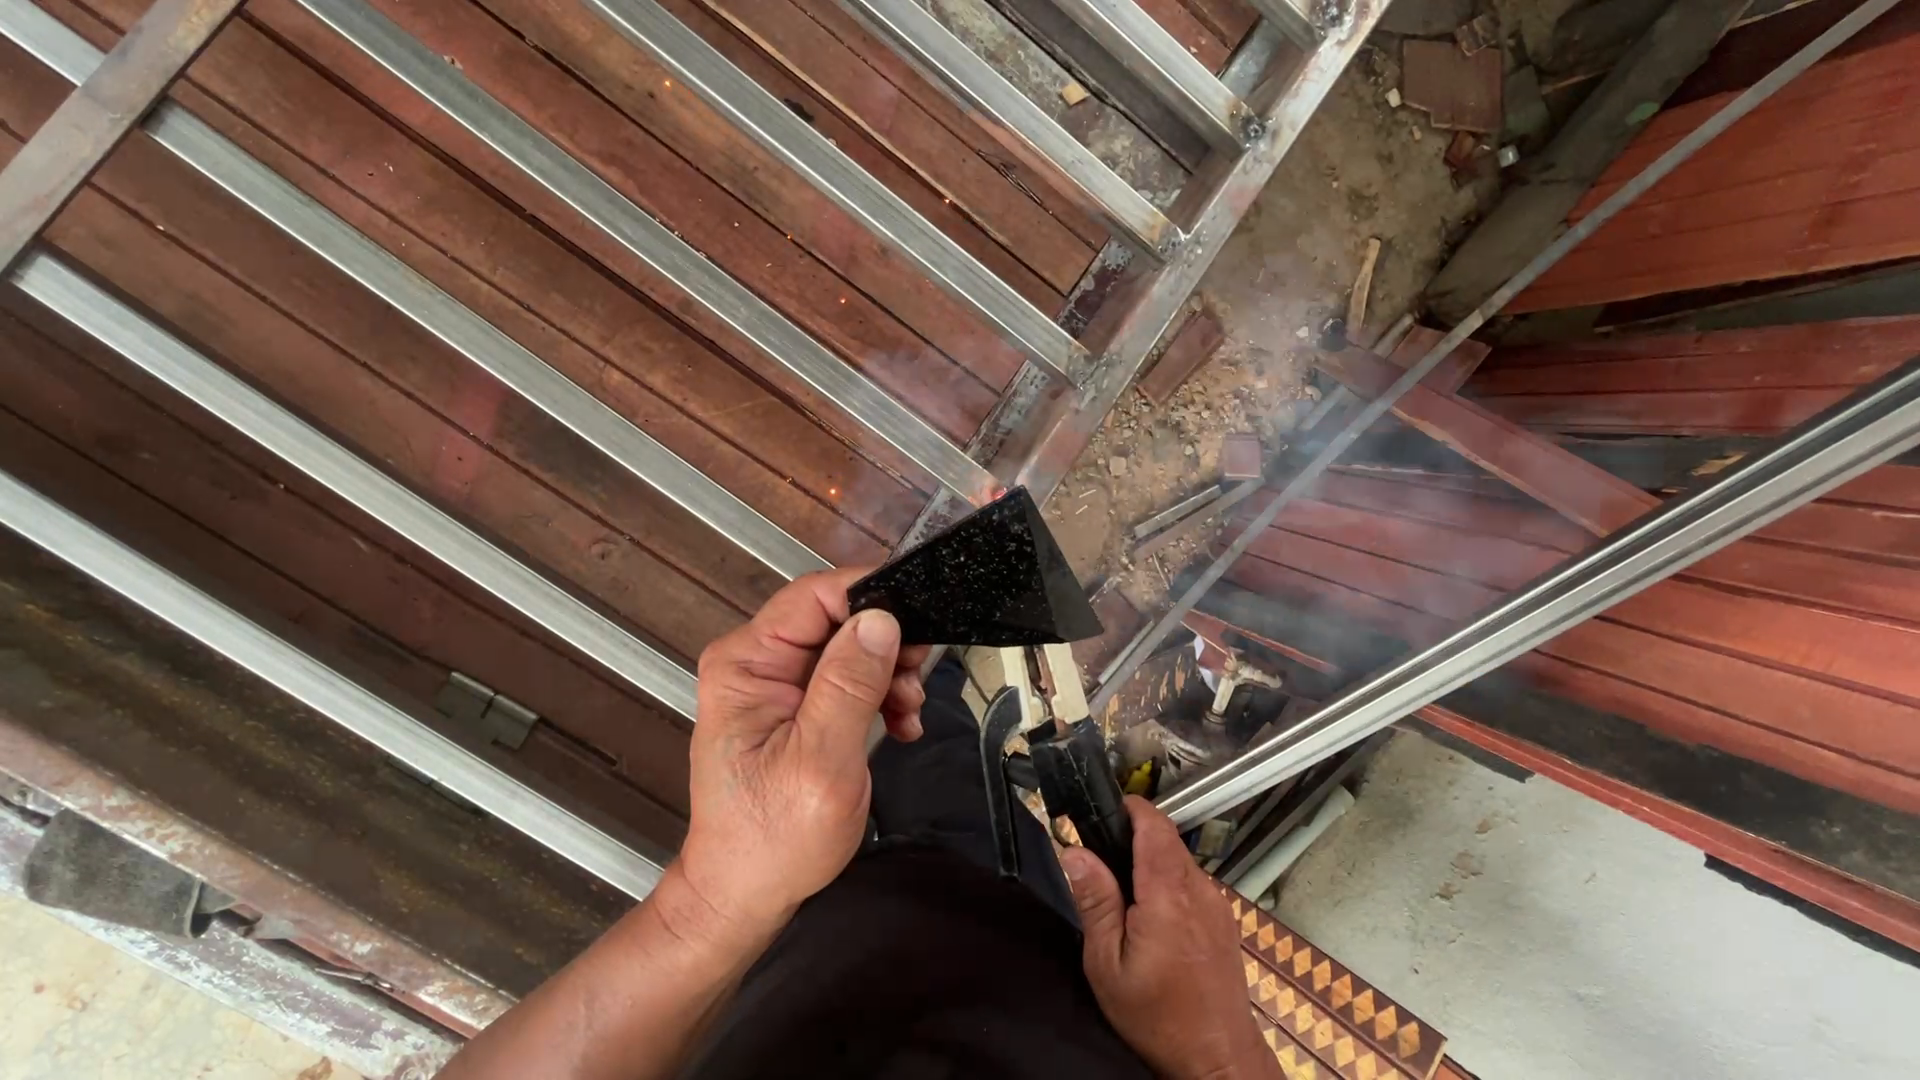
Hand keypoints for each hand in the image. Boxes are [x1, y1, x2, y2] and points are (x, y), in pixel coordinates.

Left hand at [676, 569, 930, 939]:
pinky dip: (881, 694)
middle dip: (885, 643)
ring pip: (850, 646)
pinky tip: (898, 722)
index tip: (917, 619)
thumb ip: (849, 686)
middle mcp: (757, 663)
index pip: (814, 596)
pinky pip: (849, 676)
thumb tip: (880, 620)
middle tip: (914, 679)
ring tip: (907, 711)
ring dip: (888, 673)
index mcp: (747, 664)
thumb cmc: (773, 838)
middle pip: (835, 618)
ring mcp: (776, 683)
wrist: (747, 891)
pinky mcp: (796, 704)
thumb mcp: (820, 761)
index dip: (870, 597)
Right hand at [1062, 797, 1281, 1079]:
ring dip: (1152, 863)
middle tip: (1100, 860)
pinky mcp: (1224, 921)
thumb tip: (1074, 851)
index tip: (1102, 811)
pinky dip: (1169, 885)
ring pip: (1180, 861)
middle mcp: (1199, 889)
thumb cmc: (1156, 1016)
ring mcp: (1217, 904)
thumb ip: (1095, 902)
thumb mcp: (1107, 964)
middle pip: (1166, 839)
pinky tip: (1153, 919)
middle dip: (1134, 837)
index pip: (1154, 824)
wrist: (1218, 1061)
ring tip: (1123, 897)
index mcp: (1167, 893)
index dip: (1130, 808)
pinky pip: (1192, 884)